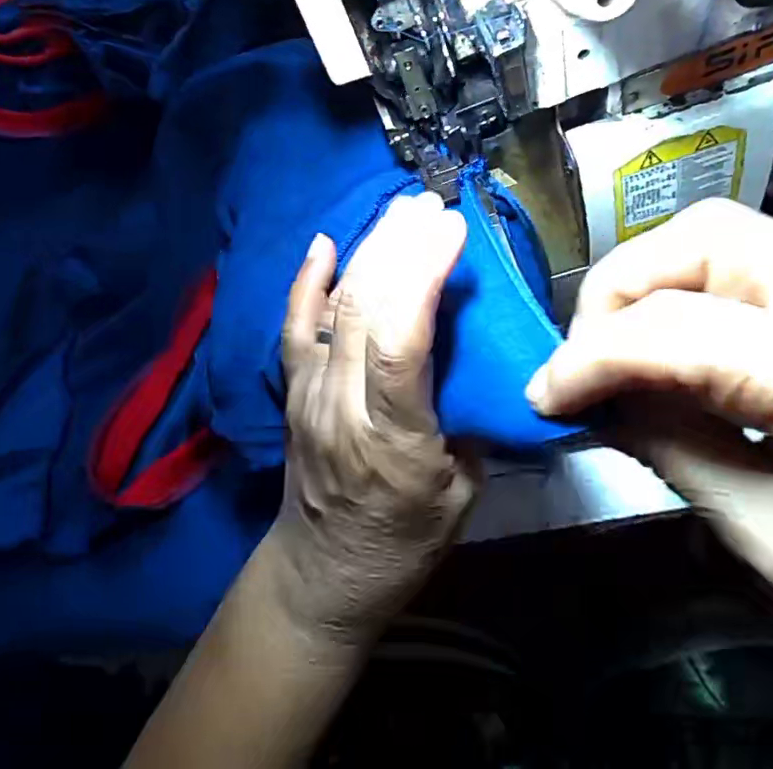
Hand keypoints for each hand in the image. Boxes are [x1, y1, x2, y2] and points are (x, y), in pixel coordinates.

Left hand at [266, 192, 482, 645]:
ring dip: (367, 252)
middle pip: (362, 310)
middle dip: (397, 248)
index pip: (398, 344)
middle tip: (429, 204)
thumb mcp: (462, 494)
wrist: (324, 569)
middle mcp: (340, 405)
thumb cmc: (403, 541)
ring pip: (332, 308)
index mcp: (392, 439)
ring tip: (399, 211)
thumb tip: (481, 352)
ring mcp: (307, 392)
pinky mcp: (291, 388)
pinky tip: (325, 242)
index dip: (420, 279)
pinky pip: (294, 325)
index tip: (450, 230)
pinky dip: (307, 280)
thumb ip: (468, 419)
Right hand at [527, 200, 772, 768]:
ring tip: (621, 359)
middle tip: (583, 366)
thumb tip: (586, 394)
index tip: (542, 397)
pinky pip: (758, 273)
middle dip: (617, 294)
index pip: (689, 330)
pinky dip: (690, 302)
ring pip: (726, 239)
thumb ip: (676, 450)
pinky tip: (676, 357)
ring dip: (649, 290)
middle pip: (709, 239)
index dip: (591, 357)